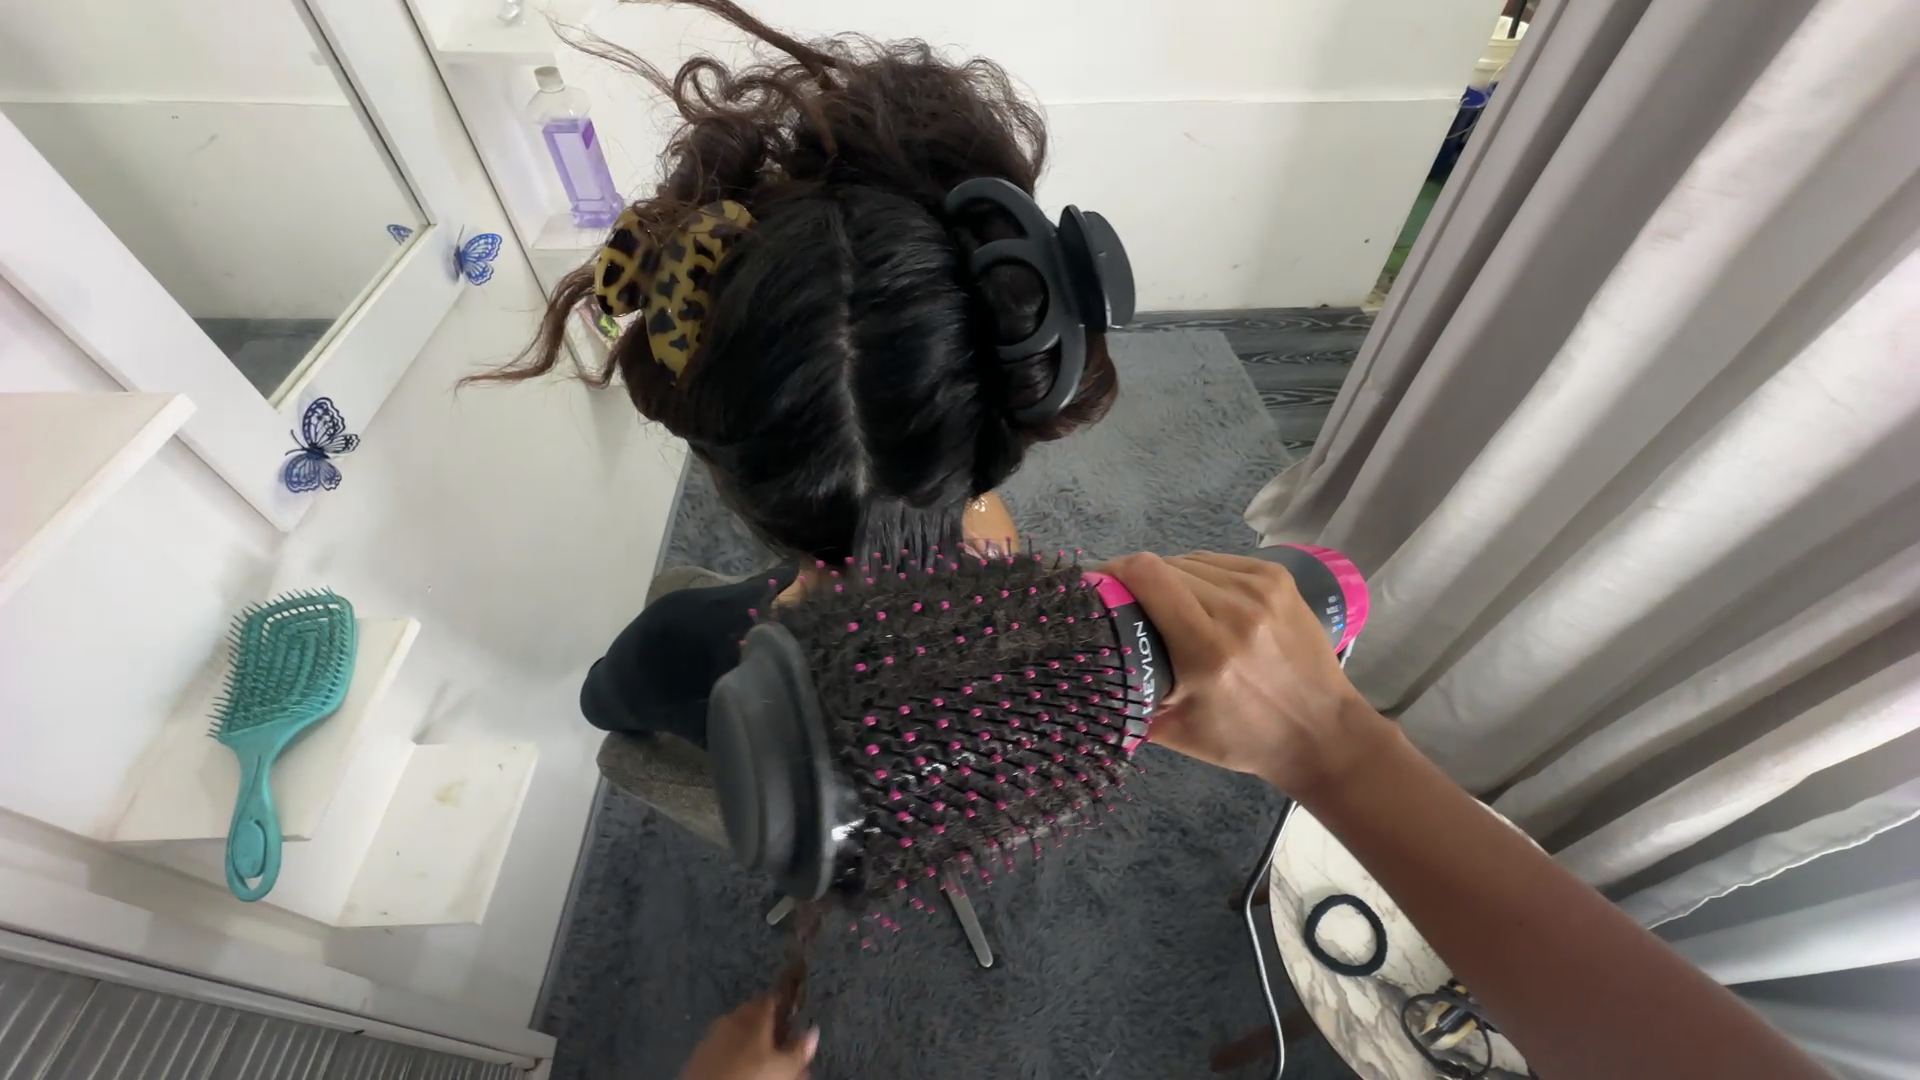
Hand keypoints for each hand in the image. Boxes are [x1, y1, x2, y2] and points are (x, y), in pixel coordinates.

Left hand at [678, 995, 818, 1079]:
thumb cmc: (751, 1078)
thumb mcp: (782, 1068)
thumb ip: (799, 1049)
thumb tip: (814, 1031)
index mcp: (754, 1013)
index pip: (774, 997)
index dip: (786, 1006)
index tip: (795, 1018)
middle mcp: (733, 1017)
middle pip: (756, 1016)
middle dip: (771, 1029)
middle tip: (784, 1047)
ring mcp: (713, 1035)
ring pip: (740, 1034)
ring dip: (754, 1044)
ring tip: (766, 1063)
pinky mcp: (698, 1056)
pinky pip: (724, 1049)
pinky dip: (736, 1055)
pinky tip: (742, 1069)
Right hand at [1102, 552, 1383, 794]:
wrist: (1325, 733)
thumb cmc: (1247, 739)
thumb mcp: (1177, 731)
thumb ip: (1129, 699)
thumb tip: (1089, 671)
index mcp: (1208, 650)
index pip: (1148, 576)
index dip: (1114, 571)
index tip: (1100, 586)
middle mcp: (1236, 611)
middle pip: (1164, 566)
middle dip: (1138, 580)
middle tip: (1130, 605)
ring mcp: (1261, 589)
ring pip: (1189, 560)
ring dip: (1169, 577)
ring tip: (1166, 604)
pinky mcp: (1278, 577)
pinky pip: (1217, 561)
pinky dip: (1199, 573)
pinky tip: (1198, 595)